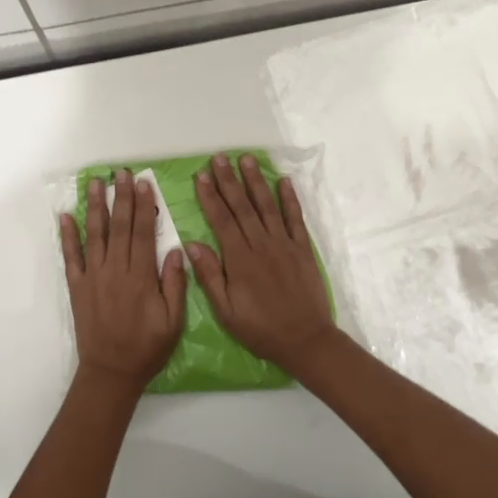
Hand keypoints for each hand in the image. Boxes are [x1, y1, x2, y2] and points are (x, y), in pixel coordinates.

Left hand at [59, 169, 186, 390]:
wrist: (111, 371)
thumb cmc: (147, 348)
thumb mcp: (173, 321)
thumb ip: (175, 285)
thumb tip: (176, 250)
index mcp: (141, 277)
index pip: (143, 233)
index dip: (144, 207)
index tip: (143, 184)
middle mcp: (115, 271)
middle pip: (120, 227)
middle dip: (121, 198)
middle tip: (122, 173)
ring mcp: (93, 277)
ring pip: (95, 235)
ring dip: (94, 207)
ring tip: (95, 183)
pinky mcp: (77, 286)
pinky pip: (71, 257)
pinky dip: (67, 236)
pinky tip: (65, 216)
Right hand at [188, 154, 342, 371]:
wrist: (306, 340)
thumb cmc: (260, 329)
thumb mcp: (226, 311)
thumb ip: (209, 276)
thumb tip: (191, 244)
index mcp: (239, 259)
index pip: (221, 220)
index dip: (210, 196)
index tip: (201, 175)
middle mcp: (262, 245)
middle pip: (242, 206)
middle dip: (229, 180)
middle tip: (219, 157)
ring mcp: (284, 245)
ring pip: (267, 206)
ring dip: (256, 181)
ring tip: (246, 159)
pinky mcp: (303, 250)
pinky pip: (295, 219)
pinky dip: (290, 199)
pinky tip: (284, 181)